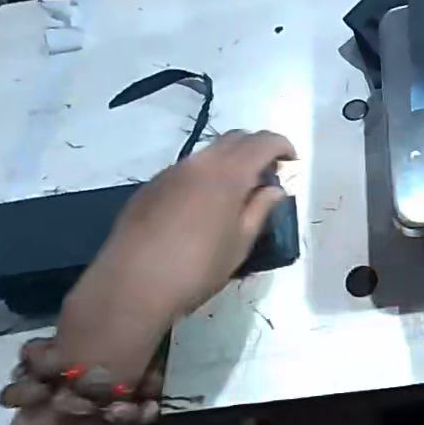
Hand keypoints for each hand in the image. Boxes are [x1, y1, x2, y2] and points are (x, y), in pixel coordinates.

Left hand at [57, 130, 296, 373]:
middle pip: (235, 138)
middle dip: (257, 148)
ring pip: (209, 152)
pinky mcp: (150, 187)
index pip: (263, 142)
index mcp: (228, 174)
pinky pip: (187, 169)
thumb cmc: (197, 269)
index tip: (292, 162)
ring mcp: (170, 172)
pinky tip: (203, 206)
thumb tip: (274, 189)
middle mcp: (199, 163)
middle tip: (269, 173)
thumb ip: (260, 209)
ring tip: (238, 191)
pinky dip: (206, 174)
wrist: (131, 286)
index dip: (282, 146)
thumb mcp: (240, 243)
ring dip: (230, 160)